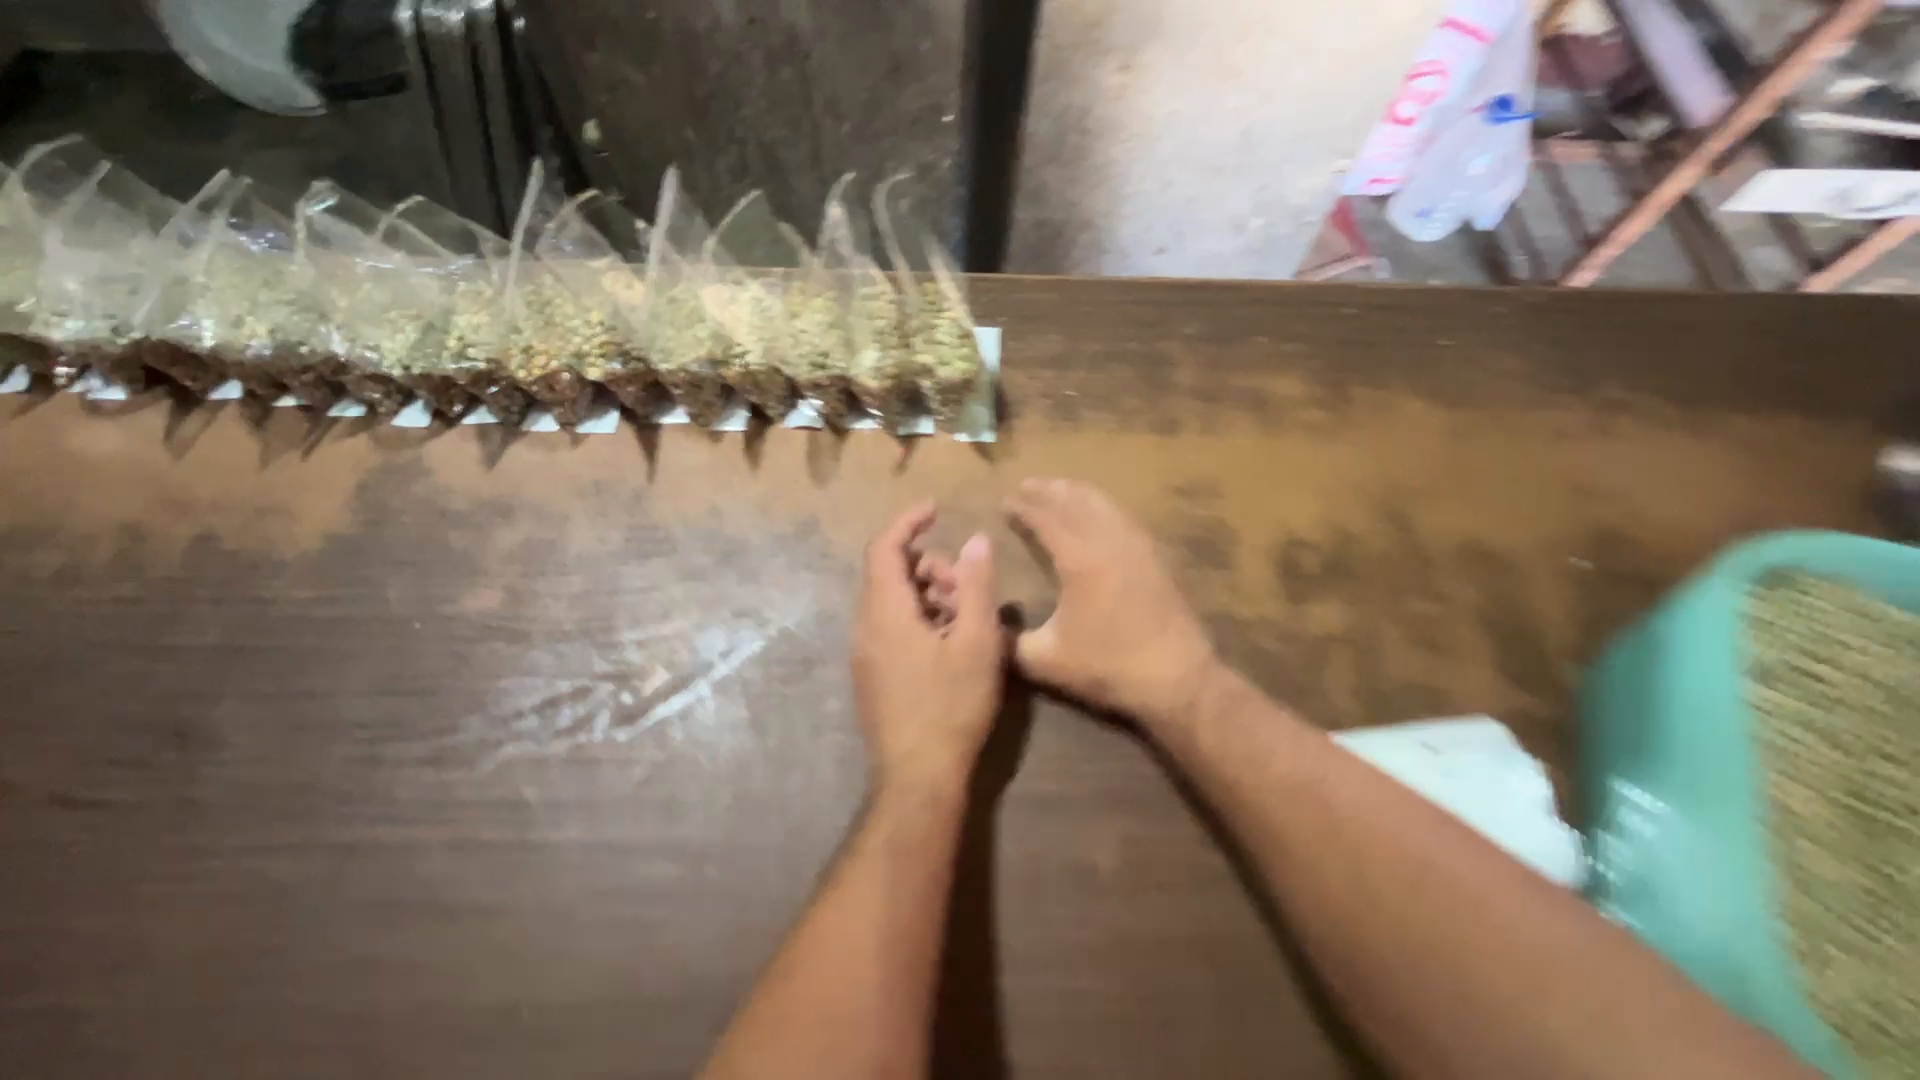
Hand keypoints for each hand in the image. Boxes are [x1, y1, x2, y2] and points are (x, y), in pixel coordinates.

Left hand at [852, 501, 1005, 791]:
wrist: (917, 777)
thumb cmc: (951, 707)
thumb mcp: (977, 642)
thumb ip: (976, 586)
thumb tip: (975, 540)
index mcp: (884, 612)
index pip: (883, 547)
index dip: (908, 522)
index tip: (936, 510)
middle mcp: (865, 627)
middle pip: (890, 574)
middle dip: (931, 567)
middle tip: (969, 586)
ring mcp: (864, 655)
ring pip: (892, 604)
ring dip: (929, 596)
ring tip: (968, 618)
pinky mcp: (871, 677)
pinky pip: (891, 629)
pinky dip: (920, 620)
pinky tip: (953, 645)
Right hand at [1007, 479, 1218, 728]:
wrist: (1176, 679)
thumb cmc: (1107, 668)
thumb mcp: (1045, 660)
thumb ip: (1009, 641)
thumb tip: (987, 623)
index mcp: (1079, 559)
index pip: (1045, 518)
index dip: (1023, 507)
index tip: (1004, 501)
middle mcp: (1109, 541)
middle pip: (1075, 501)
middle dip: (1048, 490)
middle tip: (1026, 485)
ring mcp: (1137, 546)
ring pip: (1104, 504)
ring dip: (1077, 493)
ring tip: (1058, 490)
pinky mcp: (1156, 558)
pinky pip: (1124, 517)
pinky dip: (1103, 506)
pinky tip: (1099, 515)